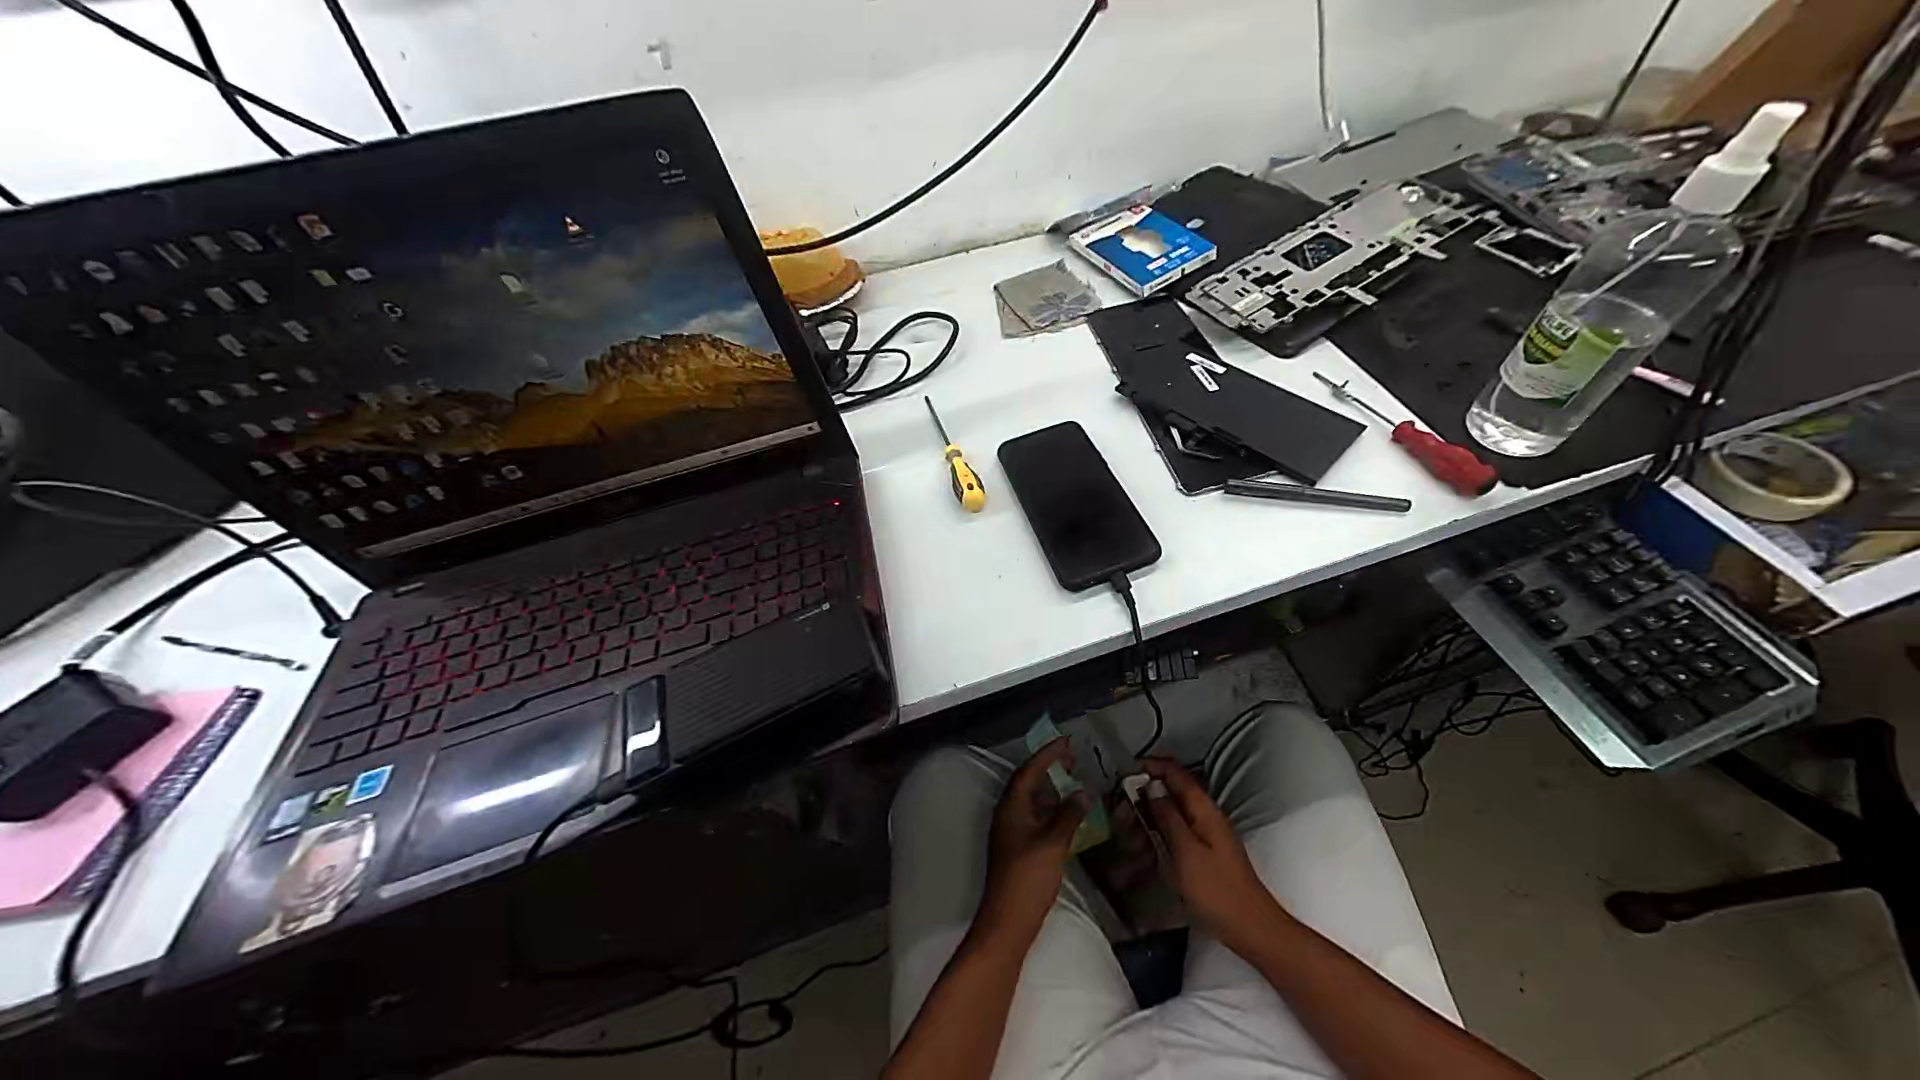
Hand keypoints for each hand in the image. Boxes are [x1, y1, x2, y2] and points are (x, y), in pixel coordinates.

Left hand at [978, 738, 1087, 942]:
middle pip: (1027, 781)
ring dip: (1050, 788)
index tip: (1066, 741)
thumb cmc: (1028, 878)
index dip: (1048, 754)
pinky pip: (1034, 816)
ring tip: (1072, 780)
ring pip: (1031, 800)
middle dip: (1048, 766)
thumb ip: (1068, 816)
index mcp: (1011, 807)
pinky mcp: (1017, 847)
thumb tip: (1081, 793)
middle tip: (1072, 757)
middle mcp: (1007, 814)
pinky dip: (1050, 808)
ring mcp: (1010, 831)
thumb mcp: (1053, 844)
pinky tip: (1066, 814)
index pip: (1029, 771)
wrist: (1008, 920)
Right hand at [1142, 758, 1285, 955]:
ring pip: (1176, 807)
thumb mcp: (1186, 852)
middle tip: (1122, 801)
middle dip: (1147, 788)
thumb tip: (1151, 787)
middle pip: (1175, 787)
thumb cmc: (1217, 891)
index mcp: (1204, 809)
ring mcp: (1208, 832)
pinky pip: (1179, 826)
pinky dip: (1161, 825)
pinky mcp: (1206, 849)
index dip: (1150, 766)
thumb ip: (1167, 817)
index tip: (1125, 773)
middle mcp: (1208, 815)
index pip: (1176, 772)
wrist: (1251, 928)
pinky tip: (1148, 839)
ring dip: (1152, 808)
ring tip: (1130, 820)